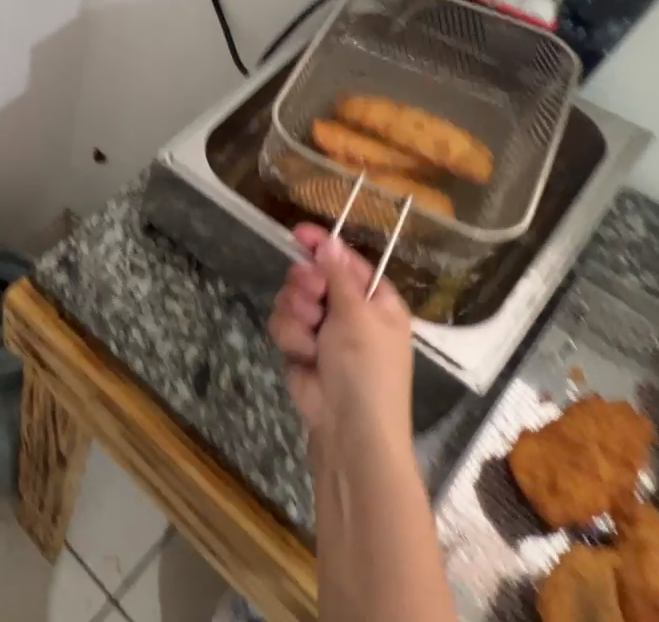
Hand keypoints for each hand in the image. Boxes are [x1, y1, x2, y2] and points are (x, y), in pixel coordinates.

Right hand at [267, 223, 414, 441]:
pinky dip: (290, 338)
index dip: (323, 246)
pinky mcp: (299, 347)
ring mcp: (323, 330)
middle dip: (306, 286)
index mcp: (375, 302)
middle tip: (312, 298)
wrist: (348, 426)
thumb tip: (329, 240)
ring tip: (311, 340)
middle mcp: (349, 312)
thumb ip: (338, 275)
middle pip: (313, 276)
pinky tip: (303, 356)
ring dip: (297, 317)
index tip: (297, 232)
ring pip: (292, 299)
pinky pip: (282, 323)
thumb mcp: (357, 316)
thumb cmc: (366, 368)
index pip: (346, 261)